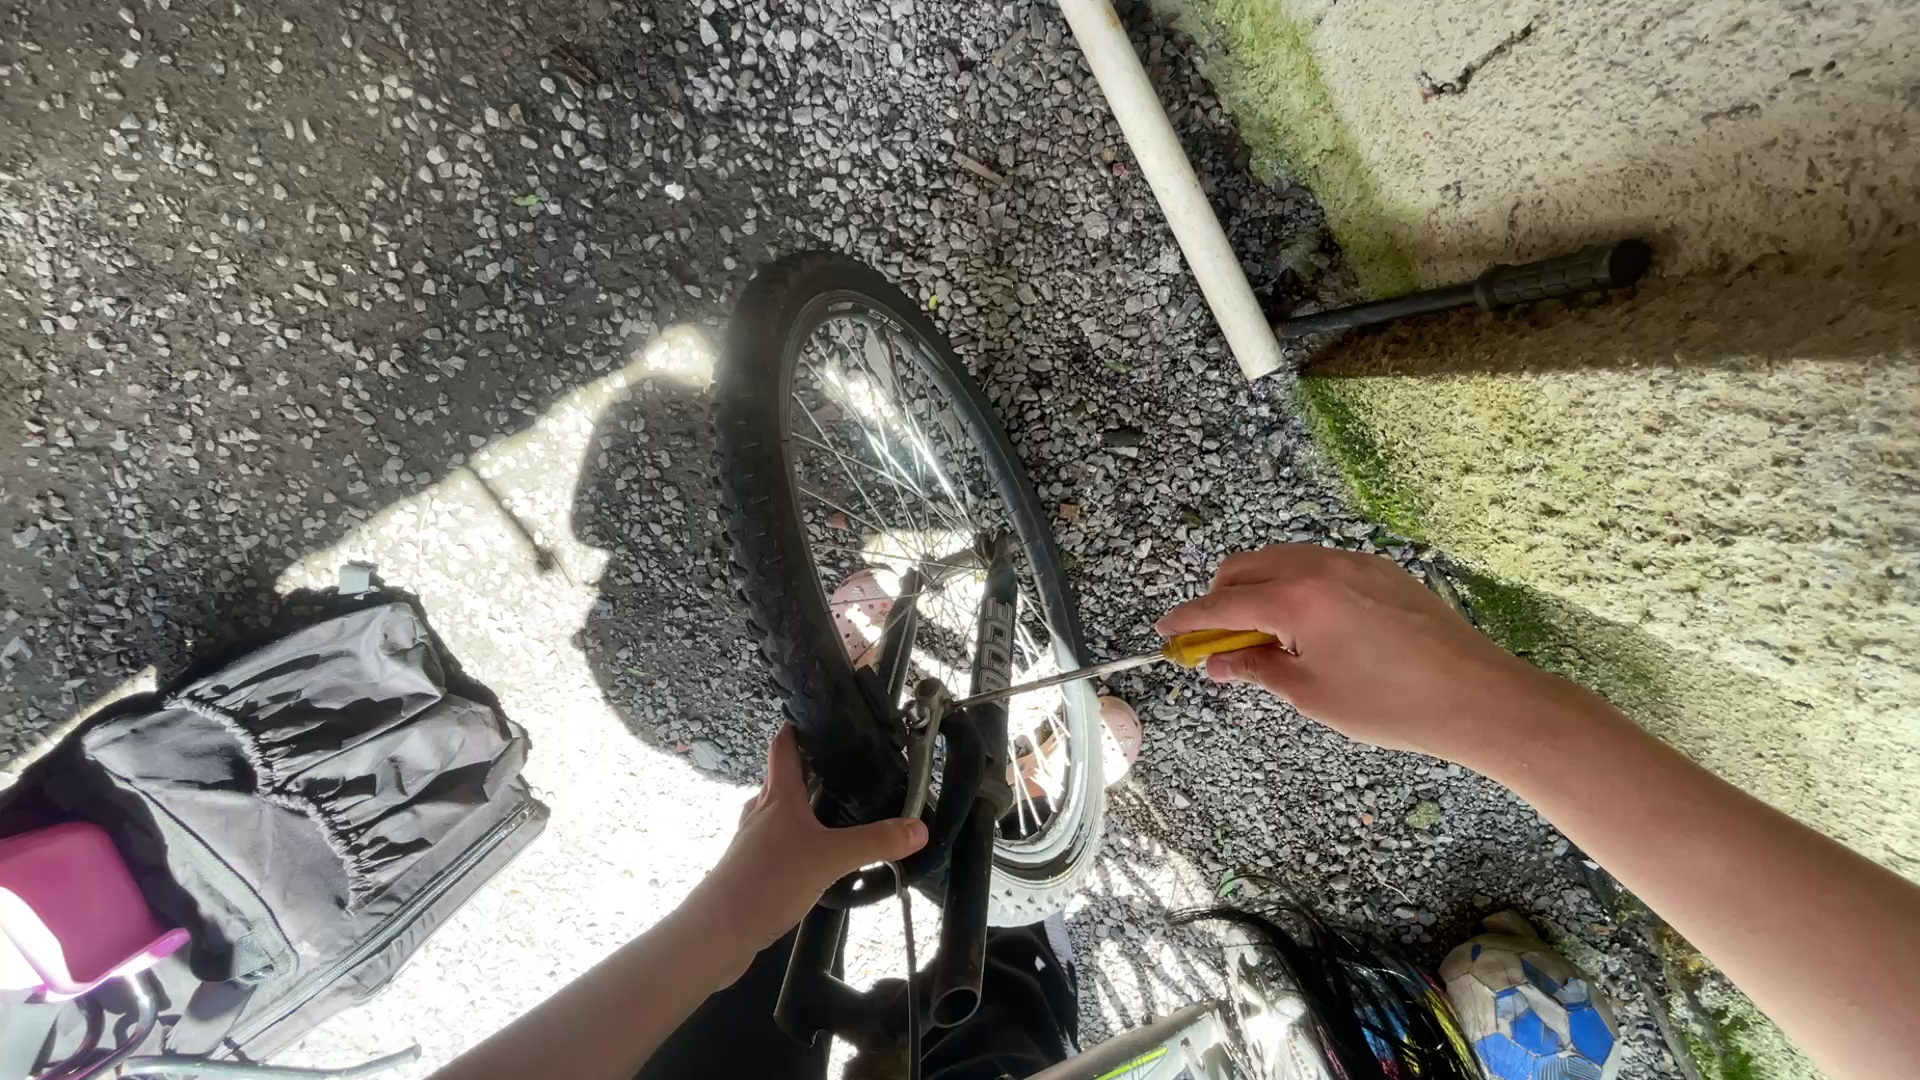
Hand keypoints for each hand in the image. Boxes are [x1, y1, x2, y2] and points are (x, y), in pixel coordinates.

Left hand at [693, 725, 926, 965]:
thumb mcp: (830, 858)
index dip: (794, 729)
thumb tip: (918, 828)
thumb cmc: (768, 880)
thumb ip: (875, 843)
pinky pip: (774, 844)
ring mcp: (752, 843)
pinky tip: (810, 857)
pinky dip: (792, 841)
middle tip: (834, 765)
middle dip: (804, 769)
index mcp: (778, 797)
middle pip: (780, 779)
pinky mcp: (749, 870)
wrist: (717, 933)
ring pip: (776, 813)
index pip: (782, 748)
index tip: (810, 717)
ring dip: (797, 807)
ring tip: (825, 810)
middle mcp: (762, 813)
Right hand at [1156, 545, 1578, 769]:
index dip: (1187, 618)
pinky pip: (1314, 564)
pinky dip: (1291, 585)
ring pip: (1277, 560)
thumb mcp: (1310, 693)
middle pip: (1242, 568)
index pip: (1221, 604)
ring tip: (1269, 636)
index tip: (1164, 630)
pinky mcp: (1378, 568)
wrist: (1483, 699)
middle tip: (1222, 641)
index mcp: (1297, 600)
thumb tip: (1213, 663)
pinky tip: (1310, 624)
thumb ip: (1253, 669)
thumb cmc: (1391, 705)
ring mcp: (1352, 562)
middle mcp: (1319, 567)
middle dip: (1219, 599)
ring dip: (1255, 590)